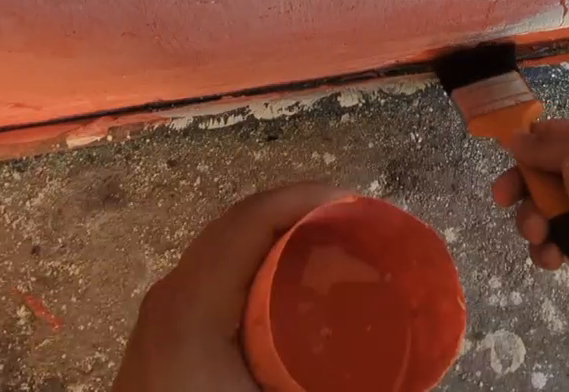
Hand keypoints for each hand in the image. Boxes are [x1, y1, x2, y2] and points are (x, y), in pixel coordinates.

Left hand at [114, 181, 347, 390]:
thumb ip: (344, 383)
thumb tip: (408, 387)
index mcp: (191, 308)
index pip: (250, 218)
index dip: (305, 196)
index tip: (356, 205)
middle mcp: (170, 295)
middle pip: (237, 222)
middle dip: (297, 210)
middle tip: (352, 226)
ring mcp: (159, 313)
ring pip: (222, 244)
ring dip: (275, 232)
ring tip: (326, 246)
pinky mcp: (160, 333)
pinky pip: (212, 270)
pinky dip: (253, 258)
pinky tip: (282, 282)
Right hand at [492, 118, 568, 315]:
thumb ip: (544, 145)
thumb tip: (515, 138)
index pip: (553, 133)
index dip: (527, 143)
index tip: (504, 154)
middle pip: (540, 173)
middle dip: (519, 186)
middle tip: (502, 198)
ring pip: (540, 209)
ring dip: (531, 221)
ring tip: (539, 233)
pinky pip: (551, 242)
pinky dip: (546, 248)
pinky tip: (554, 256)